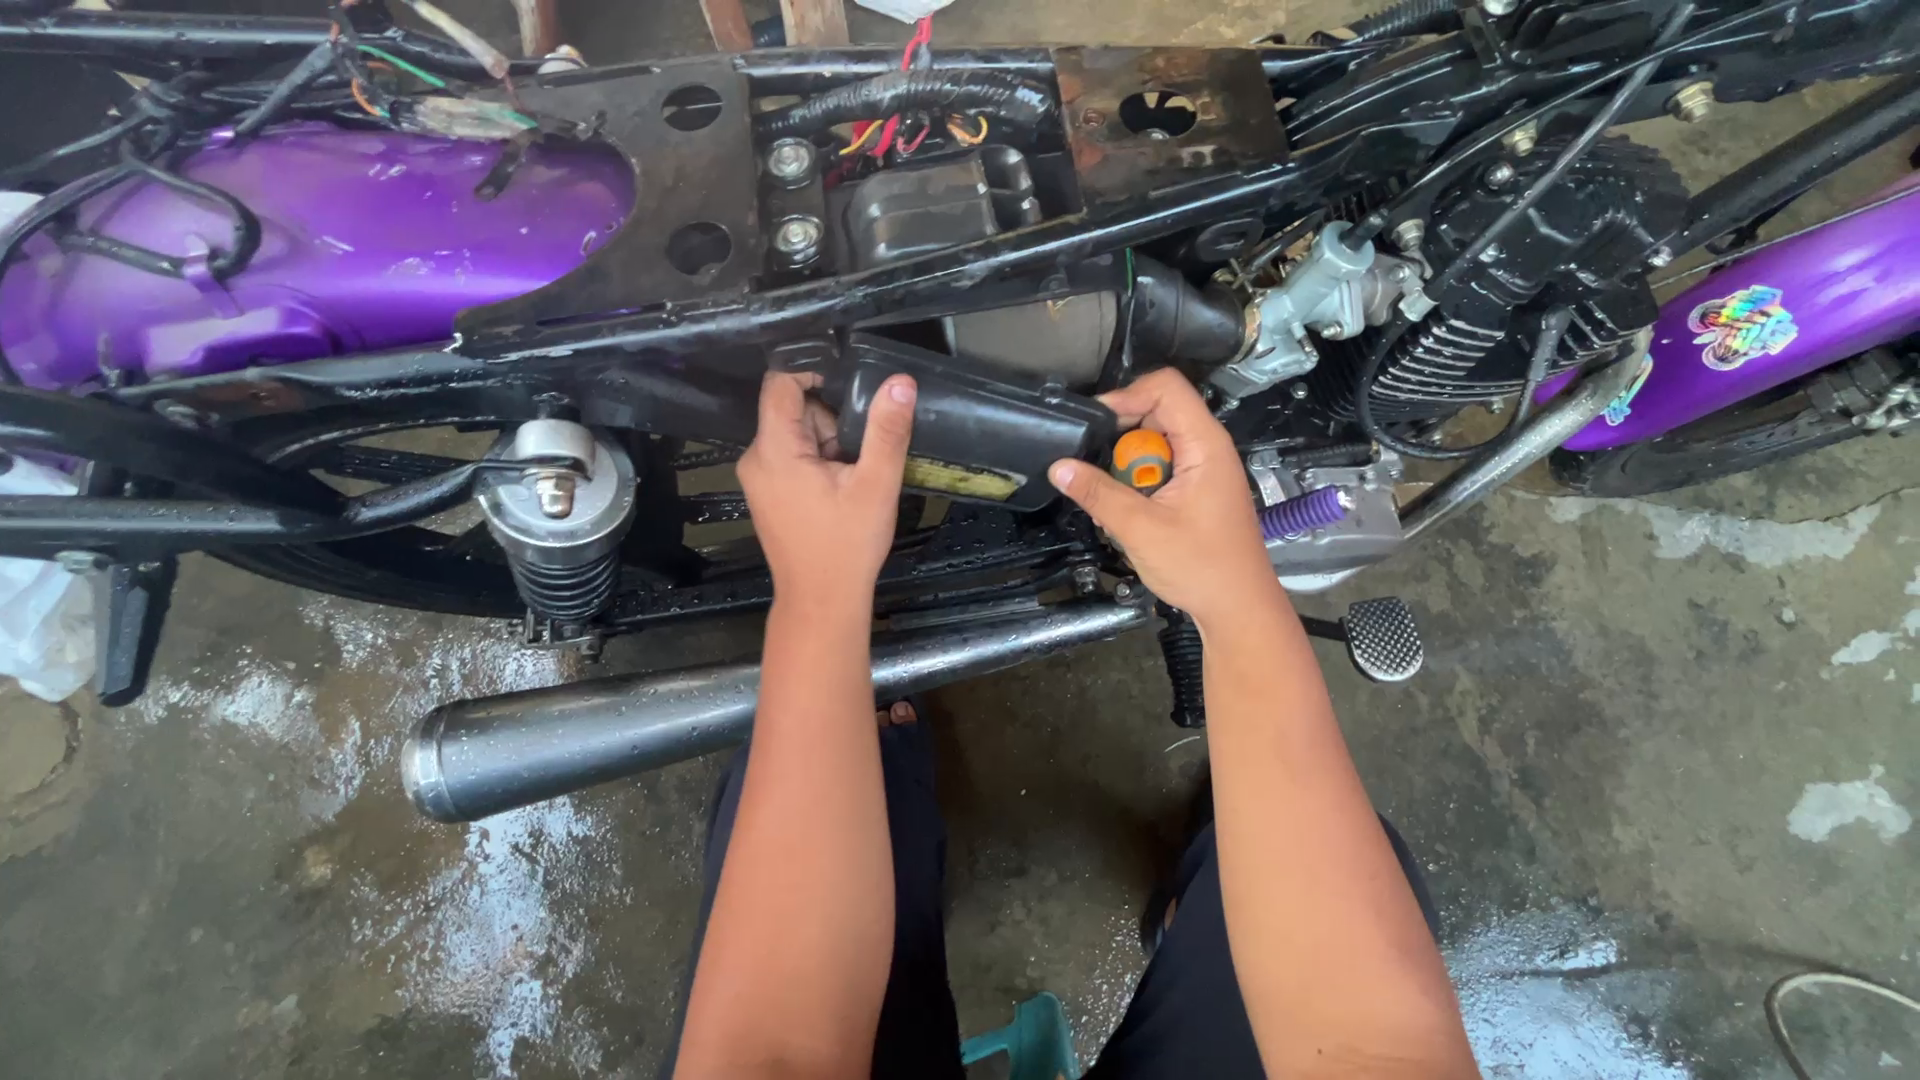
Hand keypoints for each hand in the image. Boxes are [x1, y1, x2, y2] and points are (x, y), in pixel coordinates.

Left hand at [738, 369, 916, 606]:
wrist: (821, 601)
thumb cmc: (846, 546)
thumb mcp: (876, 485)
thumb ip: (886, 430)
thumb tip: (900, 382)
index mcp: (774, 450)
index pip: (779, 383)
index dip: (812, 373)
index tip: (851, 386)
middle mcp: (755, 459)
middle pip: (792, 410)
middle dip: (831, 421)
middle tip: (859, 455)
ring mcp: (758, 479)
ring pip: (795, 435)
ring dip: (828, 445)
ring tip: (852, 479)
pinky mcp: (767, 495)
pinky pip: (792, 458)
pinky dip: (818, 464)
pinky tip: (839, 491)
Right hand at [1048, 368, 1279, 625]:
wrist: (1237, 609)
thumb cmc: (1201, 568)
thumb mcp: (1140, 529)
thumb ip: (1098, 494)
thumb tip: (1059, 467)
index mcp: (1204, 445)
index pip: (1165, 388)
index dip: (1126, 396)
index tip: (1094, 424)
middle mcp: (1207, 448)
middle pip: (1155, 413)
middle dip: (1120, 436)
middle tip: (1094, 465)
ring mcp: (1202, 470)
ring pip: (1153, 443)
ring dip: (1126, 465)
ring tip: (1109, 494)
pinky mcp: (1195, 490)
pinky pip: (1159, 468)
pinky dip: (1137, 482)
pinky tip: (1126, 510)